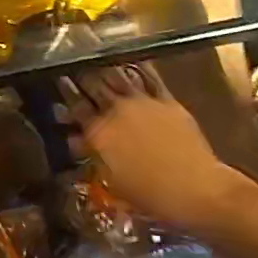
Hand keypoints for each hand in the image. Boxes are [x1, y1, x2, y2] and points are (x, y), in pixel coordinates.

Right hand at [61, 62, 257, 239]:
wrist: (197, 190)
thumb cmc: (150, 195)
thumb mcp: (112, 180)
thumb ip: (93, 154)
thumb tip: (75, 140)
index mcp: (97, 131)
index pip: (75, 106)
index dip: (65, 93)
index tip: (59, 82)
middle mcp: (115, 110)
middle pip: (93, 84)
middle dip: (82, 76)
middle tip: (76, 69)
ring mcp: (142, 102)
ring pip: (117, 76)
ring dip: (105, 69)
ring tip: (99, 63)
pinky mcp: (166, 100)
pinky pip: (149, 77)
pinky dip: (138, 68)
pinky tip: (132, 63)